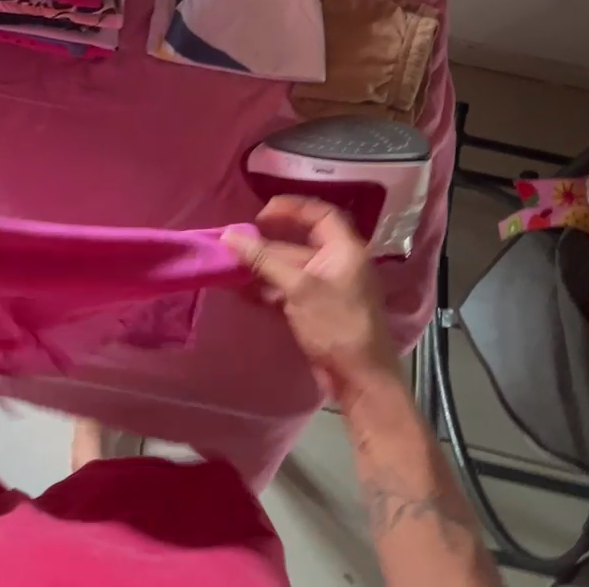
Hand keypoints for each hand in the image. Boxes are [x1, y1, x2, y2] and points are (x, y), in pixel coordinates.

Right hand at [224, 195, 400, 400]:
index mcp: (345, 250)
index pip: (320, 213)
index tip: (260, 215)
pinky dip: (268, 286)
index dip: (291, 208)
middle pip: (299, 241)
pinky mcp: (317, 308)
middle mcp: (338, 263)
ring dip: (263, 266)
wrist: (360, 380)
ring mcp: (328, 287)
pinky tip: (244, 291)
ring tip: (233, 267)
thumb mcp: (298, 288)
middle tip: (237, 242)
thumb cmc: (336, 326)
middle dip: (267, 242)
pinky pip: (289, 287)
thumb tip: (228, 234)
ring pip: (290, 266)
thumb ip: (263, 259)